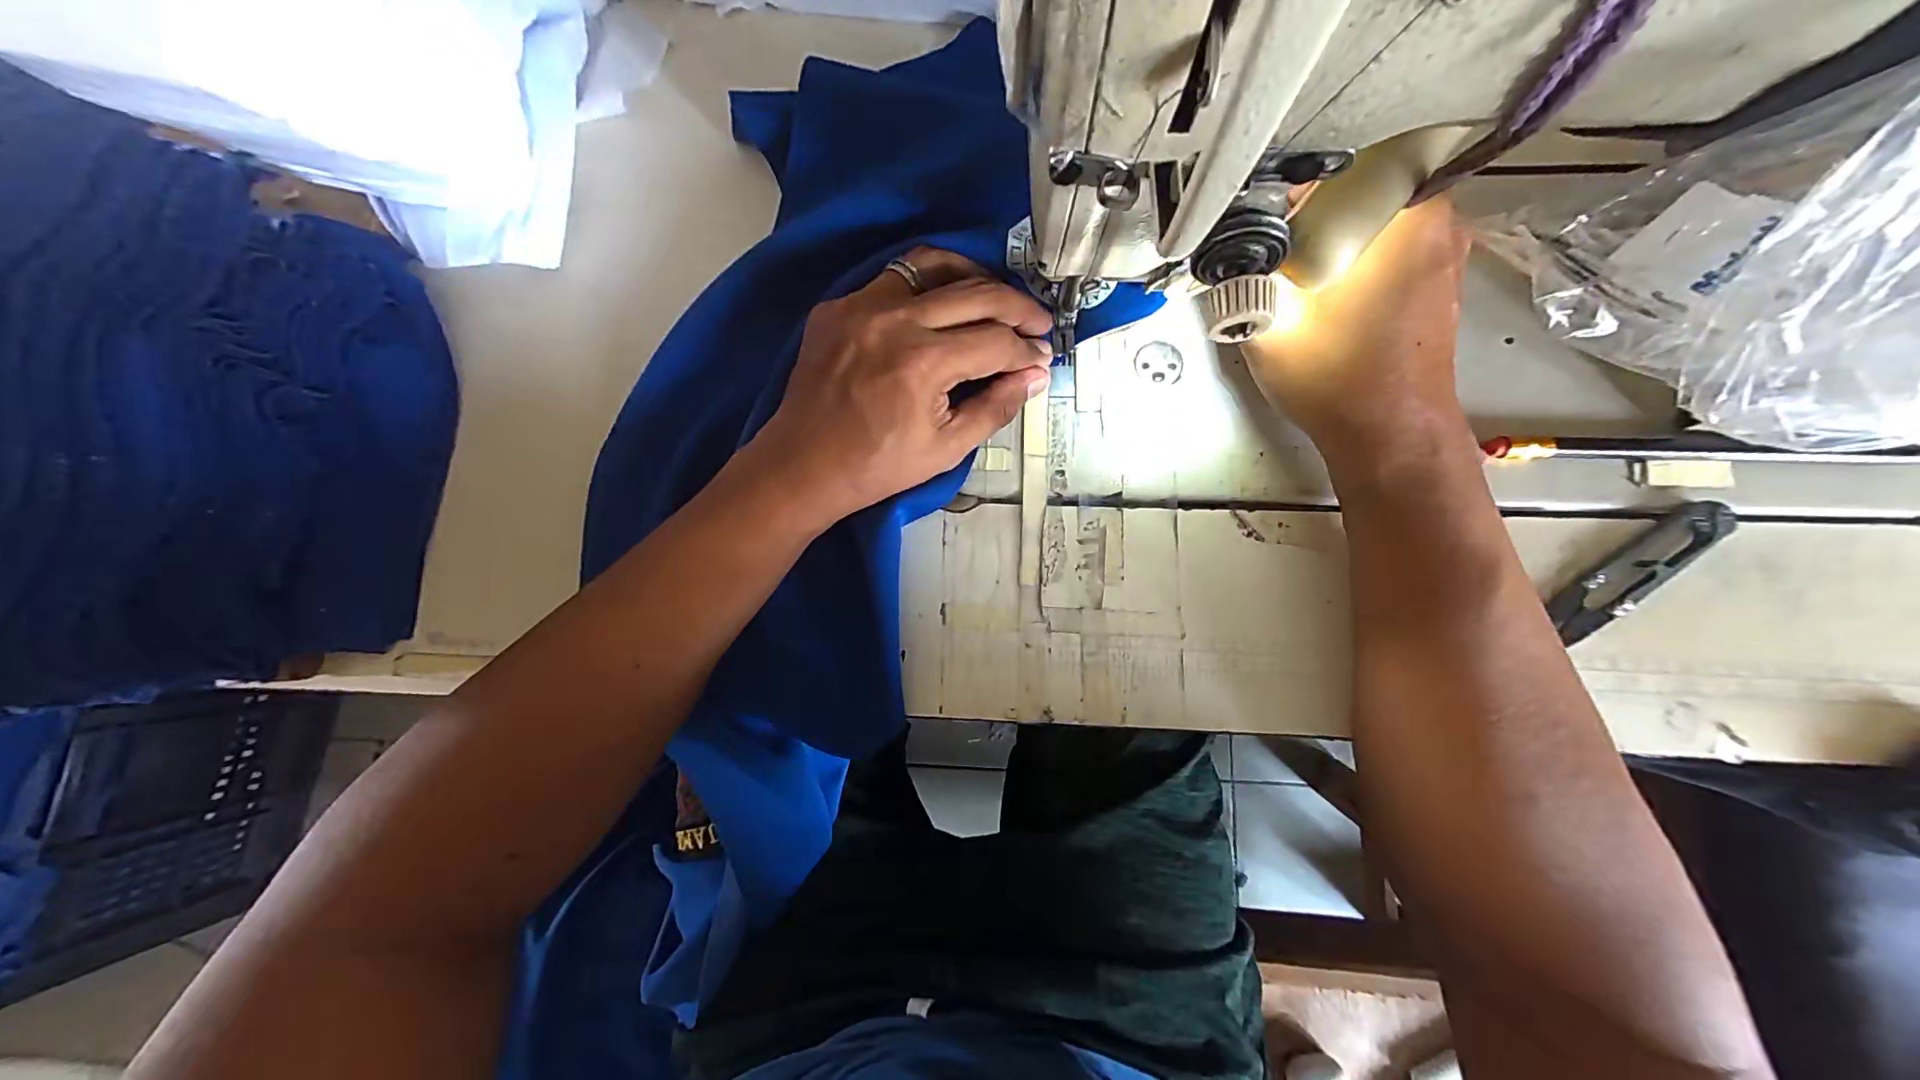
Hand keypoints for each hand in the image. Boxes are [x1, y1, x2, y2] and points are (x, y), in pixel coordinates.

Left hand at [741, 247, 1051, 525]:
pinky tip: (940, 307)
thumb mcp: (947, 448)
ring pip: (933, 266)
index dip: (1026, 349)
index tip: (1041, 357)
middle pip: (976, 293)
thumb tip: (1033, 375)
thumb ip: (996, 407)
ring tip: (994, 299)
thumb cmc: (876, 467)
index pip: (995, 340)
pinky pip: (892, 279)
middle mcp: (893, 321)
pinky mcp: (837, 306)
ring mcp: (860, 306)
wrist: (803, 465)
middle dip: (1017, 308)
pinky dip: (924, 287)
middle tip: (1037, 323)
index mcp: (922, 362)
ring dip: (973, 278)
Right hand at [1242, 198, 1472, 465]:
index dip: (1291, 185)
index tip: (1262, 214)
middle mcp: (1436, 222)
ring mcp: (1444, 255)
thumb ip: (1244, 276)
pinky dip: (1356, 258)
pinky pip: (1391, 248)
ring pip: (1376, 219)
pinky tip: (1327, 293)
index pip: (1340, 164)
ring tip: (1295, 271)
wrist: (1388, 434)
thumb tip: (1230, 249)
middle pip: (1361, 186)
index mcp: (1401, 215)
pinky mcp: (1437, 285)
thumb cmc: (1335, 378)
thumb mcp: (1267, 323)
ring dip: (1333, 236)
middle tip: (1274, 242)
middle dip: (1312, 211)